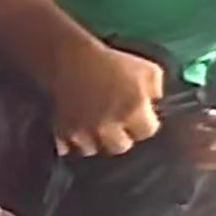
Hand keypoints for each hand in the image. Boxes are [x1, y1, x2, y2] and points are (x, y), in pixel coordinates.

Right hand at [48, 42, 164, 156]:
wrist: (73, 65)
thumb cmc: (114, 65)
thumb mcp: (149, 71)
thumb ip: (154, 92)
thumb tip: (151, 106)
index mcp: (132, 110)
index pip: (147, 132)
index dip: (146, 125)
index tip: (142, 119)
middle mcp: (107, 126)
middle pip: (119, 147)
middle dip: (122, 138)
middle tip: (119, 128)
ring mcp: (81, 131)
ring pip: (91, 150)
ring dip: (96, 142)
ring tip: (96, 132)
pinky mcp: (61, 132)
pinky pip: (67, 149)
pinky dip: (72, 143)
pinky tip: (77, 133)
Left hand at [178, 81, 215, 167]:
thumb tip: (204, 119)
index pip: (210, 139)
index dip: (189, 132)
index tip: (180, 120)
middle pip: (202, 155)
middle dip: (183, 145)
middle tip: (176, 130)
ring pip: (205, 163)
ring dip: (189, 153)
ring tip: (185, 137)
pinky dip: (201, 157)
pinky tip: (200, 144)